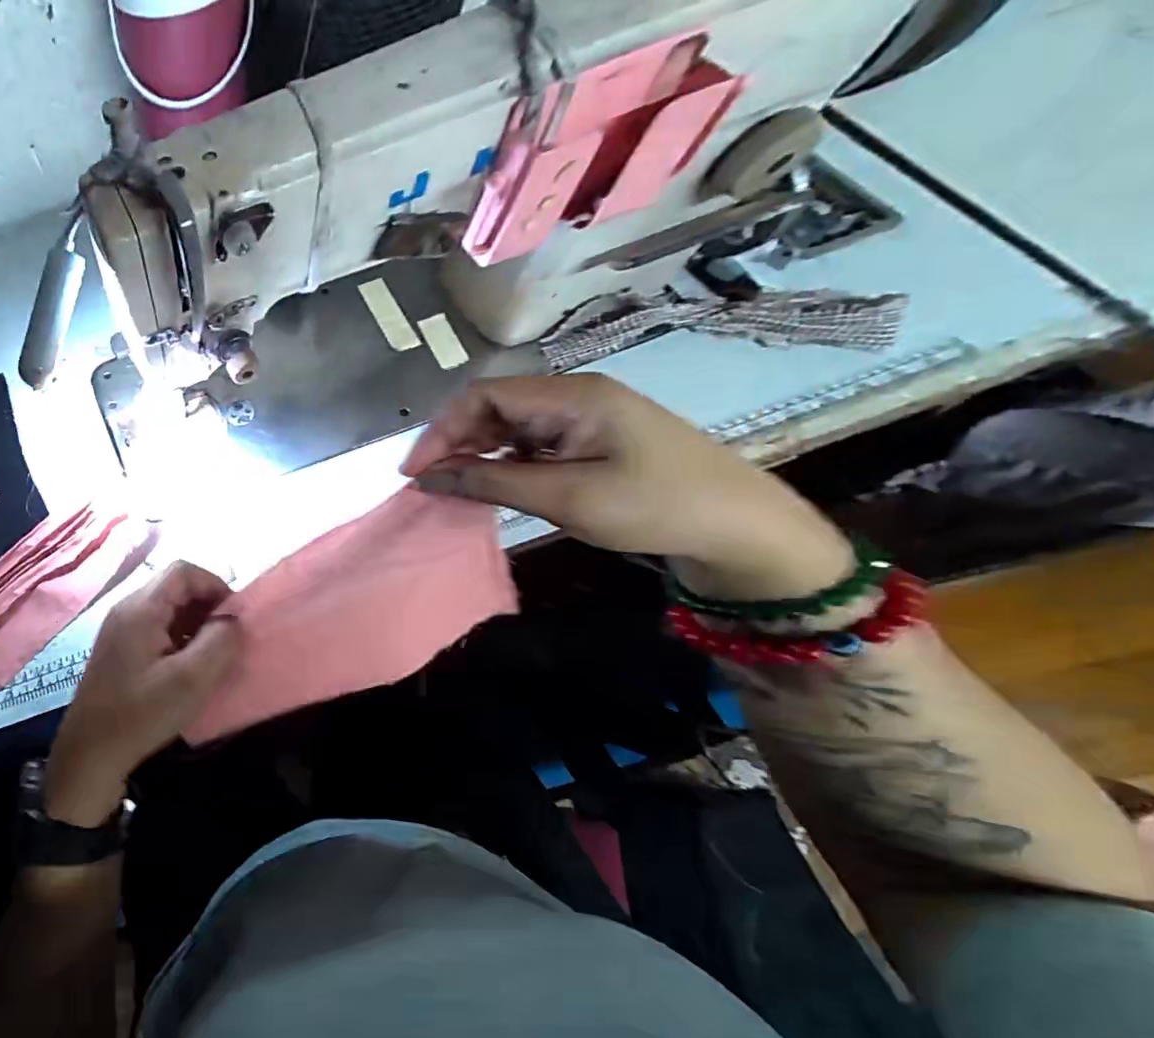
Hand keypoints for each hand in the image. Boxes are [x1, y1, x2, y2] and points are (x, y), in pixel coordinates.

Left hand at [44, 561, 242, 825]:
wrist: (90, 754)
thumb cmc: (142, 714)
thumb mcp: (191, 680)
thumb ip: (220, 641)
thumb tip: (233, 619)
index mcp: (141, 609)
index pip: (184, 571)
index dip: (216, 584)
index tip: (235, 616)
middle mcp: (127, 610)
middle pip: (175, 586)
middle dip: (207, 605)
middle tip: (227, 637)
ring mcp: (120, 629)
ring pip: (167, 607)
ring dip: (195, 622)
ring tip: (212, 653)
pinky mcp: (119, 649)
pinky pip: (157, 626)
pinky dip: (180, 636)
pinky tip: (188, 666)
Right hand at [403, 374, 851, 600]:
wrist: (738, 526)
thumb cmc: (653, 506)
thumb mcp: (566, 497)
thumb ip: (493, 481)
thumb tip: (430, 477)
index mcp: (570, 395)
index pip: (484, 395)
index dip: (441, 431)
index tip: (415, 474)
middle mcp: (574, 395)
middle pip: (495, 406)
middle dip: (455, 442)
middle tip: (430, 485)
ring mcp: (585, 417)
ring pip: (512, 426)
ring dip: (479, 454)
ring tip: (454, 489)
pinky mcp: (593, 440)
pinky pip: (534, 444)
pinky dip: (506, 464)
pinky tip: (494, 487)